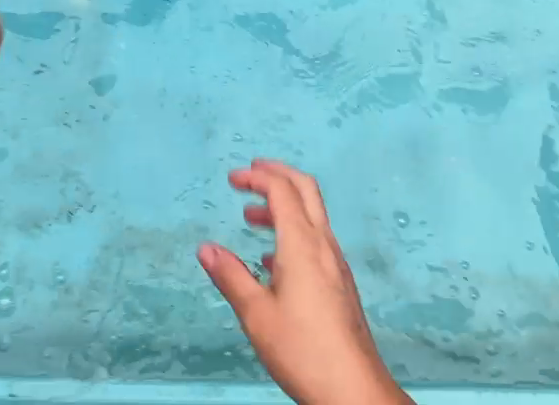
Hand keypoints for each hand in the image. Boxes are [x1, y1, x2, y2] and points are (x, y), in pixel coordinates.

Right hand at [198, 160, 410, 404]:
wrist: (354, 389)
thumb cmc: (302, 349)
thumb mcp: (256, 315)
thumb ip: (231, 276)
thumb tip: (205, 248)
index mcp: (302, 243)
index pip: (281, 190)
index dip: (256, 177)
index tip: (232, 179)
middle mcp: (323, 244)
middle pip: (304, 189)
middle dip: (276, 174)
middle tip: (249, 174)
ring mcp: (336, 262)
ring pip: (312, 214)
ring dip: (283, 205)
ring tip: (251, 219)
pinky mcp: (340, 282)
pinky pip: (316, 239)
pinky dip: (293, 231)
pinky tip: (273, 261)